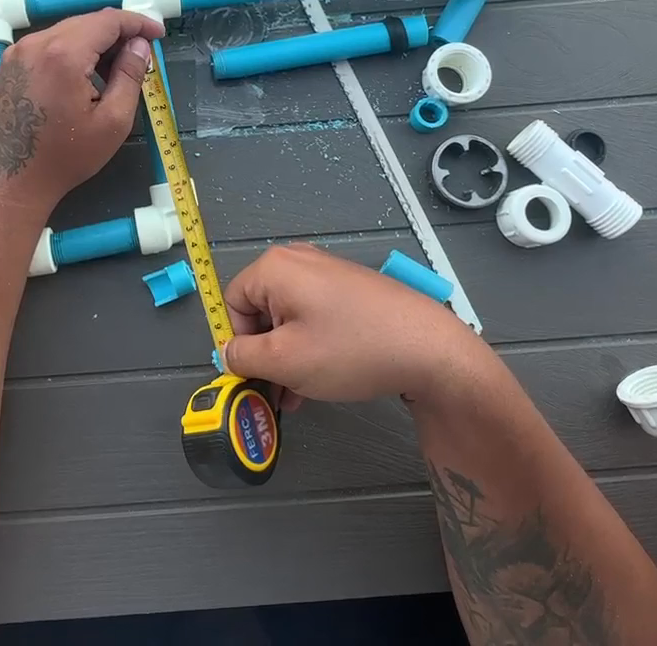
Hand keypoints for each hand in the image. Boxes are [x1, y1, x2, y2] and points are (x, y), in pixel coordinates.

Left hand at [0, 8, 164, 213]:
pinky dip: (72, 51)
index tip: (157, 35)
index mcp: (63, 54)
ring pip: (67, 32)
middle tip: (140, 57)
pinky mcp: (9, 64)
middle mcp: (36, 44)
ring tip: (114, 72)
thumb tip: (139, 47)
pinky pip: (48, 45)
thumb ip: (130, 76)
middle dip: (117, 34)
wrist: (11, 180)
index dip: (137, 23)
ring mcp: (17, 52)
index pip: (108, 20)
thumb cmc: (65, 157)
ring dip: (95, 43)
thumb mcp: (113, 121)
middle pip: (86, 22)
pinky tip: (85, 77)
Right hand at [221, 244, 483, 405]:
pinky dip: (309, 346)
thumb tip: (227, 353)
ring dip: (286, 357)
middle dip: (263, 354)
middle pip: (260, 310)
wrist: (429, 347)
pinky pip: (314, 317)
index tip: (256, 375)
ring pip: (288, 318)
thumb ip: (242, 357)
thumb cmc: (350, 349)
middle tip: (276, 392)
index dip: (238, 343)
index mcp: (275, 267)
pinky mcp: (350, 289)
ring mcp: (328, 273)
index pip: (233, 303)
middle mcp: (299, 261)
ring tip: (297, 396)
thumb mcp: (285, 361)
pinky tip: (320, 380)